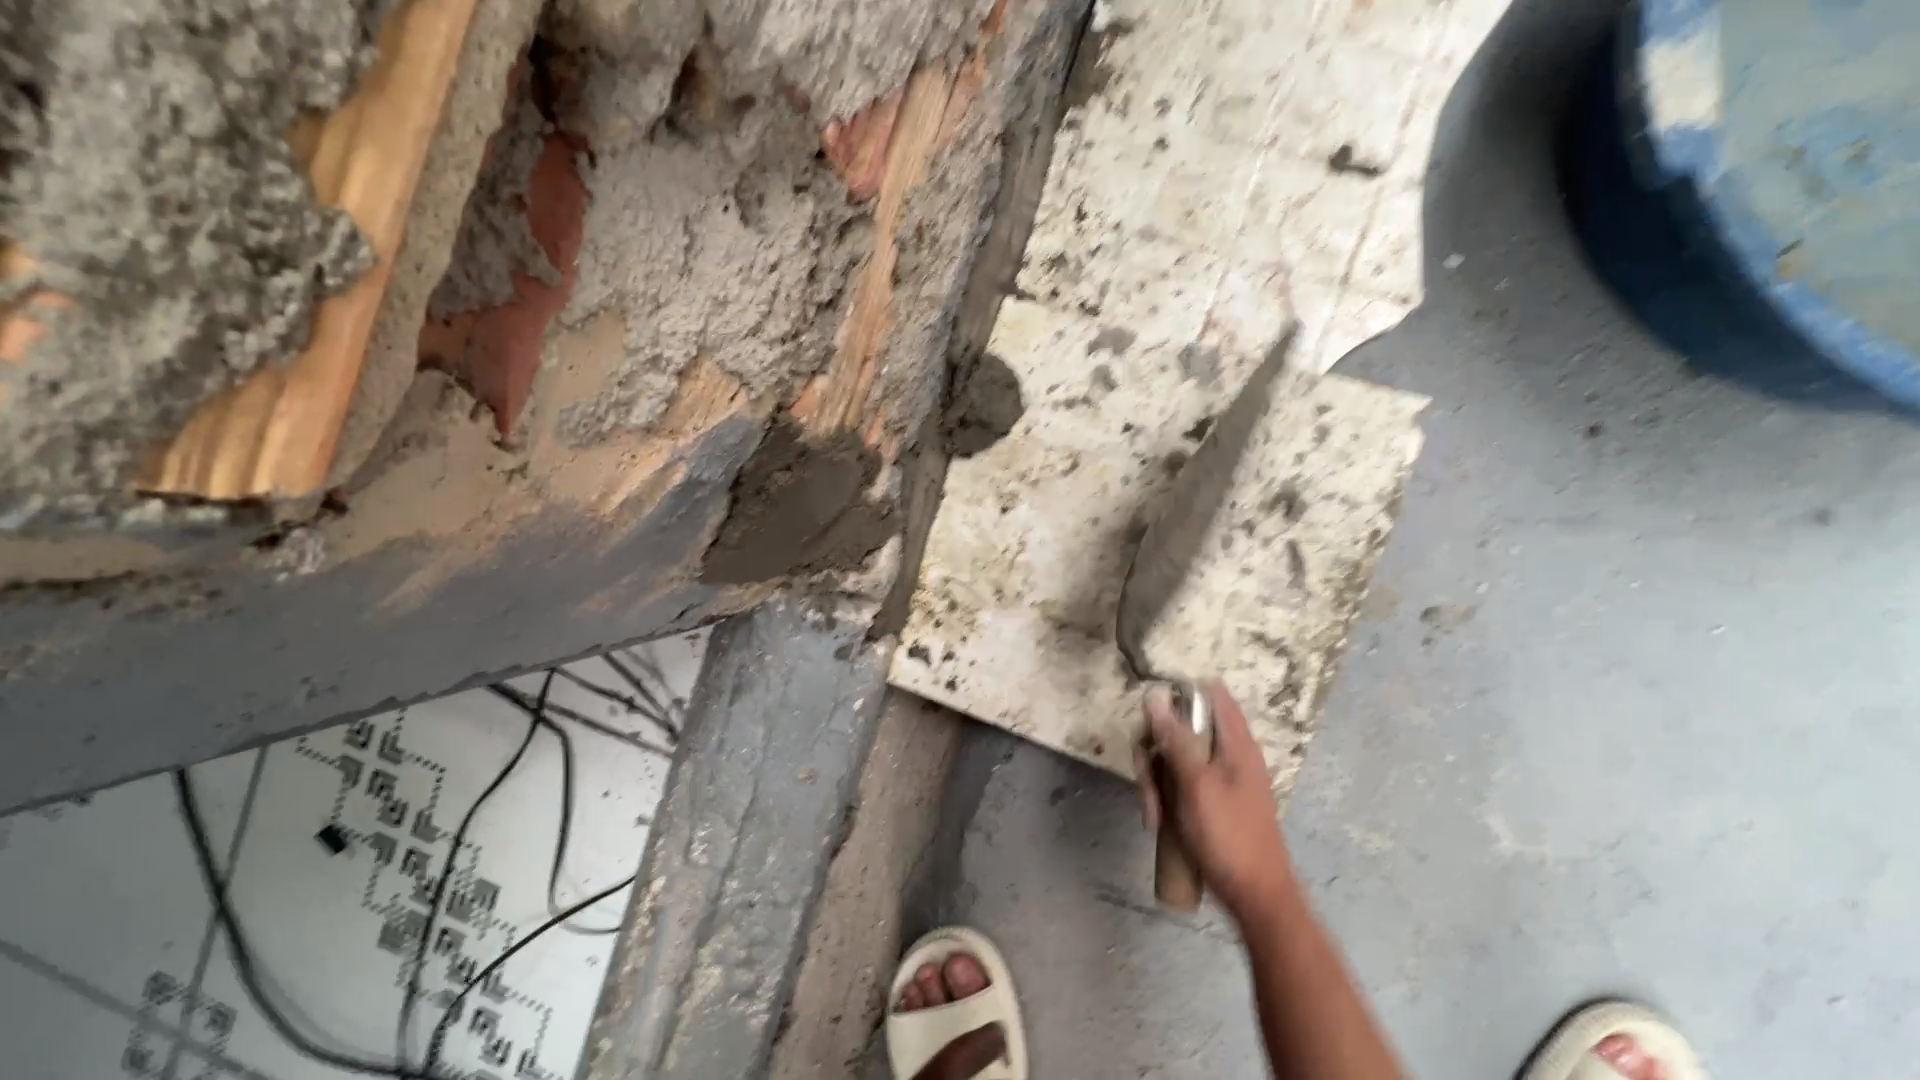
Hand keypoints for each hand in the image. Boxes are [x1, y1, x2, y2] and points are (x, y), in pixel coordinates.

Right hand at [1134, 681, 1293, 921]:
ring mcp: (1219, 779)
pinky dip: (1165, 798)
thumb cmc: (1229, 838)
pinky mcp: (1210, 802)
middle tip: (1148, 782)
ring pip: (1174, 759)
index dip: (1178, 697)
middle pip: (1181, 728)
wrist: (1256, 897)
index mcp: (1235, 742)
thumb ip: (1176, 739)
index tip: (1153, 718)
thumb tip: (1156, 695)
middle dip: (1155, 751)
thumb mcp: (1197, 785)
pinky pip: (1179, 785)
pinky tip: (1158, 823)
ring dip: (1155, 781)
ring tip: (1153, 815)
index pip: (1208, 694)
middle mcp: (1228, 754)